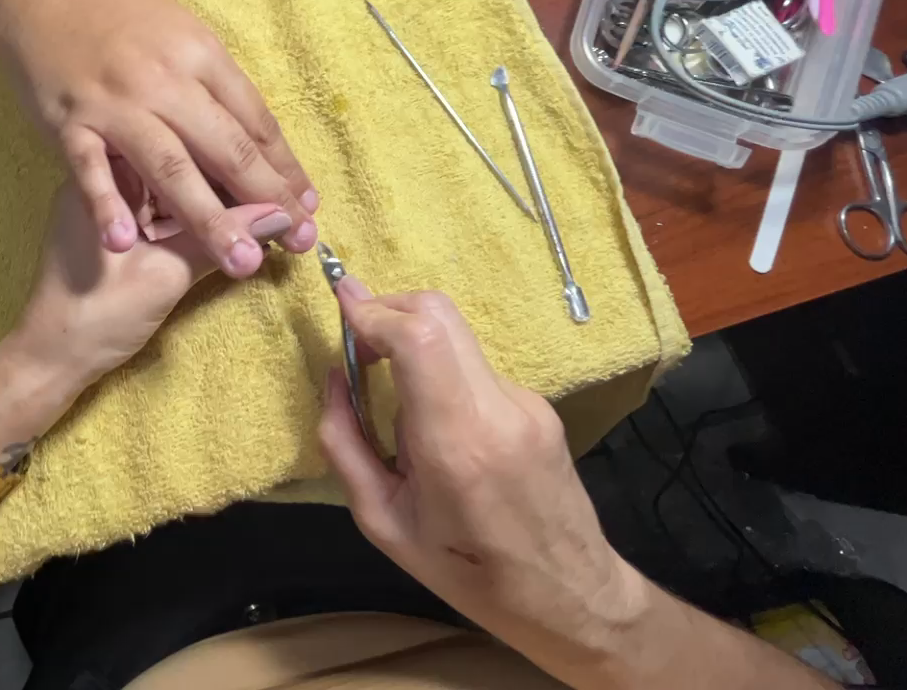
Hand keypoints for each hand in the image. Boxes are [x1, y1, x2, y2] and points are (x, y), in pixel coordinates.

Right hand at [0, 0, 317, 276]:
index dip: (284, 166)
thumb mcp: (178, 32)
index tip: (307, 203)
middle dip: (267, 199)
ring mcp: (115, 104)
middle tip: (299, 242)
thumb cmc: (115, 15)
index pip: (253, 119)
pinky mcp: (70, 123)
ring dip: (209, 218)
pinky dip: (106, 206)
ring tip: (240, 260)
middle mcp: (163, 79)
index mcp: (198, 53)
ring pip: (170, 166)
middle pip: (225, 147)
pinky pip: (91, 170)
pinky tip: (124, 242)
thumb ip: (212, 84)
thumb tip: (253, 137)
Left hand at [0, 185, 295, 451]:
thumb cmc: (97, 315)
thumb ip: (219, 239)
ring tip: (275, 211)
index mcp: (106, 174)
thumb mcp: (164, 275)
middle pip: (184, 163)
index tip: (284, 182)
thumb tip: (281, 216)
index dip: (235, 162)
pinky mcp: (123, 225)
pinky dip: (202, 216)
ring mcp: (115, 201)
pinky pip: (170, 207)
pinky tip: (241, 225)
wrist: (51, 360)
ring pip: (182, 185)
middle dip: (234, 182)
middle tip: (291, 200)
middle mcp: (109, 176)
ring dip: (222, 200)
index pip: (181, 149)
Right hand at [316, 281, 655, 684]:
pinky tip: (431, 416)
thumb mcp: (379, 519)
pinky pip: (470, 362)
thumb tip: (334, 374)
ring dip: (409, 339)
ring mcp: (524, 400)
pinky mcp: (536, 402)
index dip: (372, 311)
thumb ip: (343, 440)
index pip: (418, 336)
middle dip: (385, 308)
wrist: (571, 600)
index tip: (340, 306)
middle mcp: (497, 407)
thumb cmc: (464, 570)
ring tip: (392, 392)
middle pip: (437, 311)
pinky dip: (435, 366)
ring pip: (452, 333)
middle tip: (357, 341)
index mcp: (455, 443)